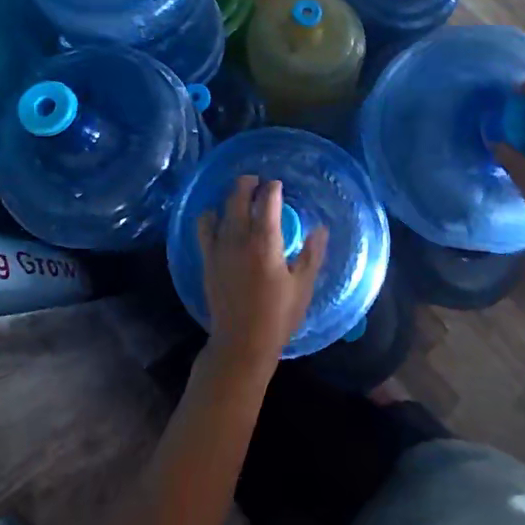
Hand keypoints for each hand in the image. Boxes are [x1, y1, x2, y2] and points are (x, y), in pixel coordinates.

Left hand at [196, 176, 328, 363]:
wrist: (241, 342)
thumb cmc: (278, 316)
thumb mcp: (302, 286)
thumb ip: (311, 254)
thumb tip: (321, 229)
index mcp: (265, 241)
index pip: (268, 201)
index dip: (273, 189)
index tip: (278, 186)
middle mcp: (239, 238)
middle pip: (238, 197)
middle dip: (248, 184)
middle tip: (257, 182)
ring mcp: (218, 247)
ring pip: (220, 209)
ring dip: (230, 198)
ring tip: (240, 198)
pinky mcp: (207, 259)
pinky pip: (203, 228)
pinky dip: (210, 217)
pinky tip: (219, 220)